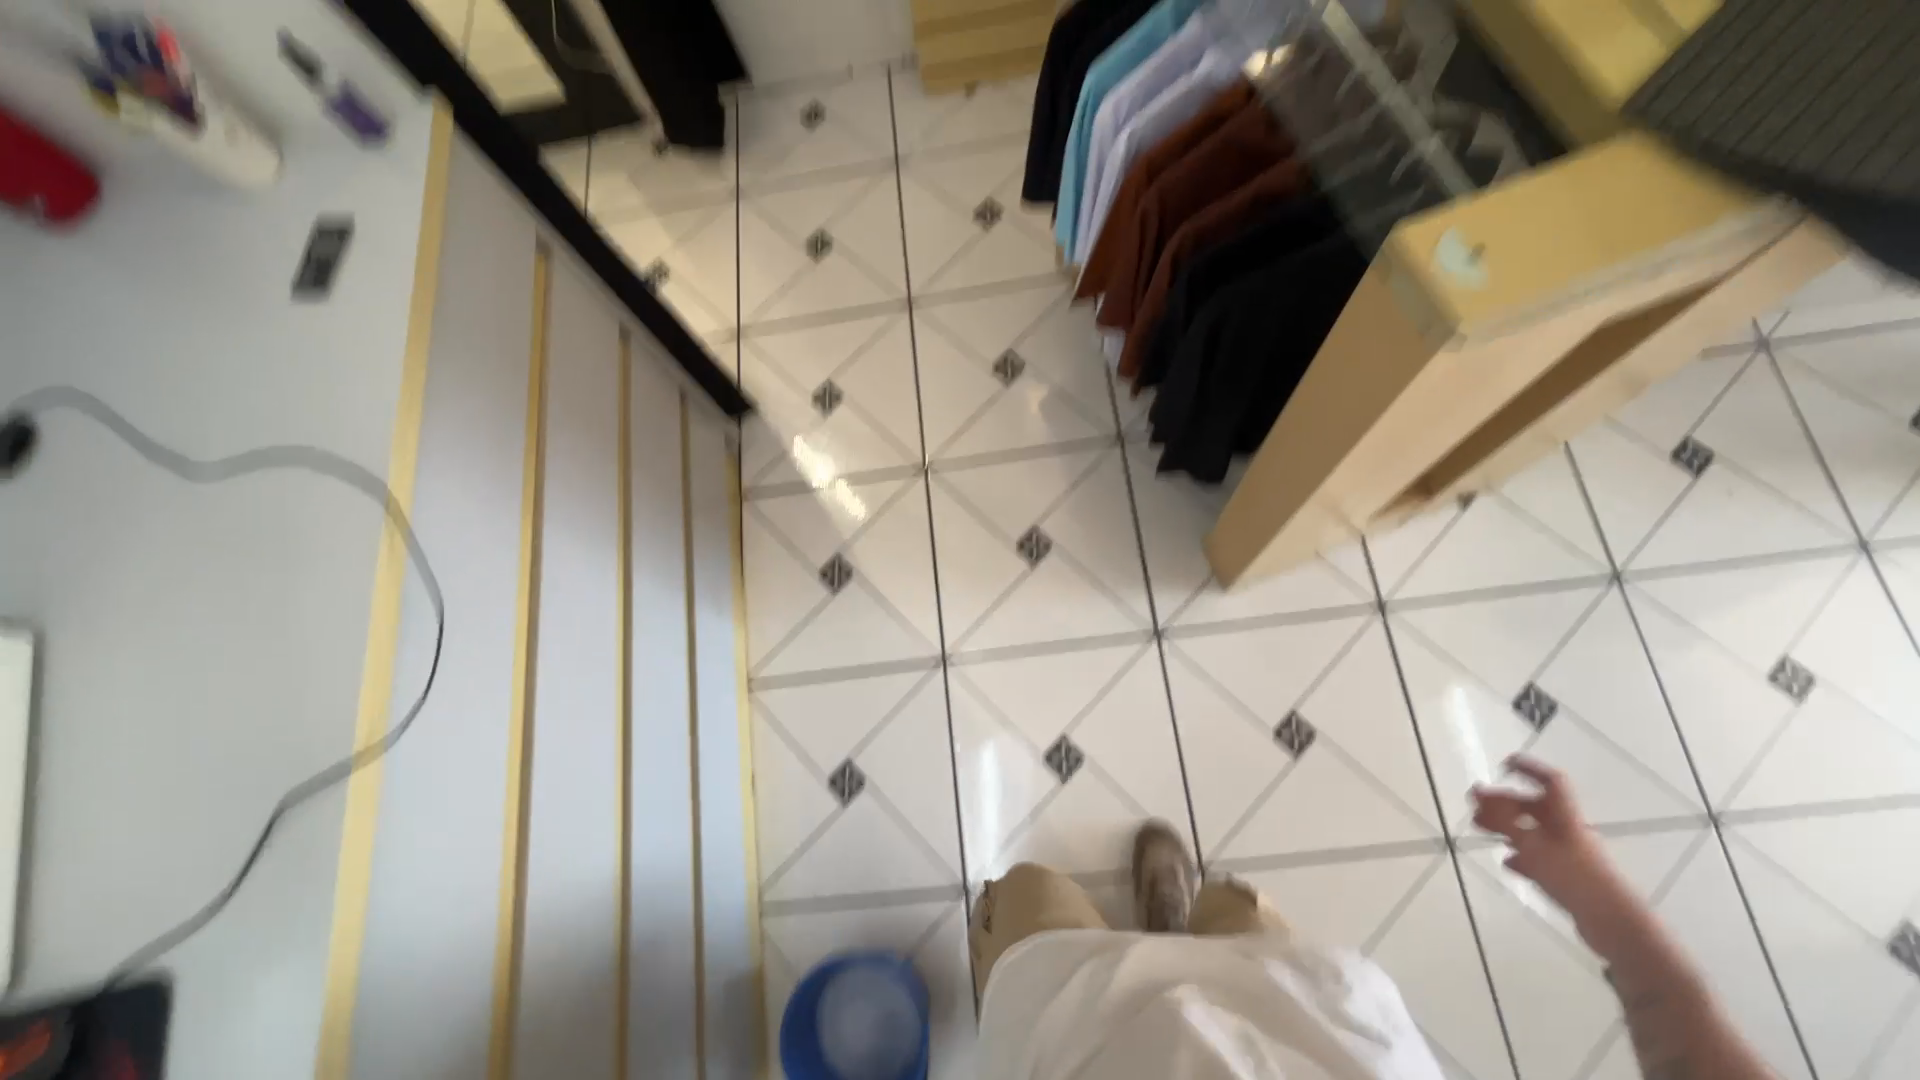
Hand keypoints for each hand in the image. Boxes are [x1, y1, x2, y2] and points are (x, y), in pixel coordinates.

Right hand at [1471, 757, 1637, 941]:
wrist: (1615, 924)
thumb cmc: (1575, 877)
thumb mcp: (1534, 846)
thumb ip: (1504, 820)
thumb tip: (1479, 792)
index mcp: (1565, 818)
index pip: (1550, 782)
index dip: (1529, 768)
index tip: (1504, 764)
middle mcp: (1568, 831)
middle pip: (1535, 808)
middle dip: (1504, 803)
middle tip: (1475, 805)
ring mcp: (1570, 855)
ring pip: (1534, 833)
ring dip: (1507, 828)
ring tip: (1482, 830)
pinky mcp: (1569, 877)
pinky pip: (1539, 858)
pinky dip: (1521, 856)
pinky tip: (1508, 862)